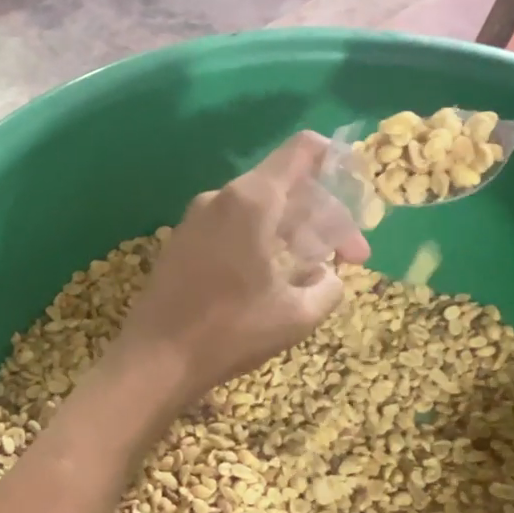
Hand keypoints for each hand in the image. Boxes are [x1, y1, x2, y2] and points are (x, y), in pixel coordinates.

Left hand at [106, 131, 369, 405]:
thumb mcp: (297, 315)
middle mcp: (219, 199)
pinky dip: (258, 243)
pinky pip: (230, 230)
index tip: (358, 195)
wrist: (155, 360)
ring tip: (313, 273)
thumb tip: (328, 275)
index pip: (302, 151)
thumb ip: (329, 285)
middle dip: (322, 219)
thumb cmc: (230, 332)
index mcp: (252, 201)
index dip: (336, 163)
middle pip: (284, 187)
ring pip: (256, 212)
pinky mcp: (179, 245)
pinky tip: (271, 280)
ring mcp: (194, 221)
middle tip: (349, 259)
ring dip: (291, 234)